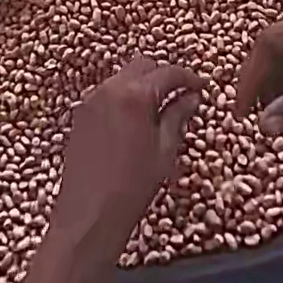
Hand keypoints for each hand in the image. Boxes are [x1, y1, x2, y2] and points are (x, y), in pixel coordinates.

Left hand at [46, 57, 201, 265]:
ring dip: (143, 86)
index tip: (201, 87)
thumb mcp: (164, 150)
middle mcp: (110, 89)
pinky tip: (136, 121)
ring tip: (160, 111)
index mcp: (135, 95)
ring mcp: (92, 100)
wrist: (88, 216)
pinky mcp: (81, 114)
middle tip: (182, 96)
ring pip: (124, 77)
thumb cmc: (132, 186)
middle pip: (143, 66)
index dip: (188, 78)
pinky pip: (109, 94)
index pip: (168, 72)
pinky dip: (125, 97)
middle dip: (164, 76)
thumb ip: (177, 116)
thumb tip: (192, 97)